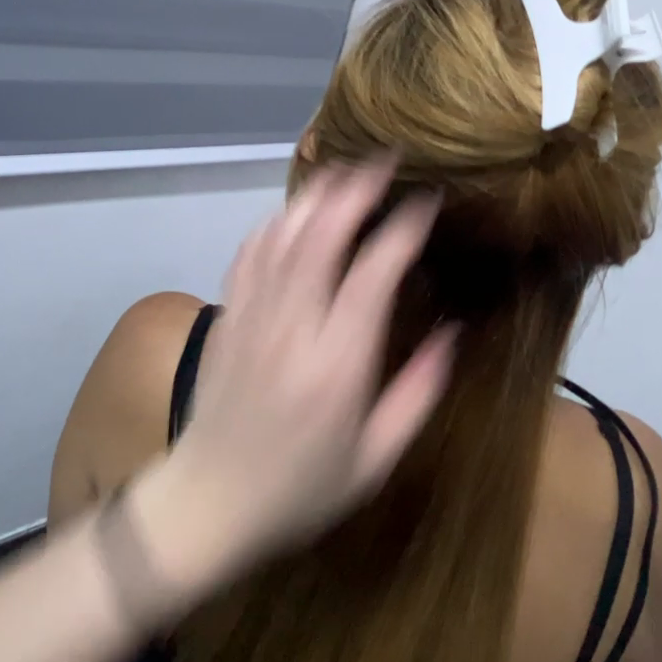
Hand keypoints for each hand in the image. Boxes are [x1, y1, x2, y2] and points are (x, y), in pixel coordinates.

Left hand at [132, 160, 454, 592]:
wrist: (210, 501)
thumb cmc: (302, 488)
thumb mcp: (375, 459)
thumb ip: (417, 393)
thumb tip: (451, 332)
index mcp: (337, 365)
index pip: (372, 274)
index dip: (401, 229)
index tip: (425, 202)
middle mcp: (291, 328)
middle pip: (320, 237)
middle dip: (353, 190)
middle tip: (383, 160)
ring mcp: (250, 316)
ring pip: (280, 236)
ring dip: (313, 196)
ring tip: (343, 171)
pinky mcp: (225, 317)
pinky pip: (247, 255)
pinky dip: (272, 224)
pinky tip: (291, 213)